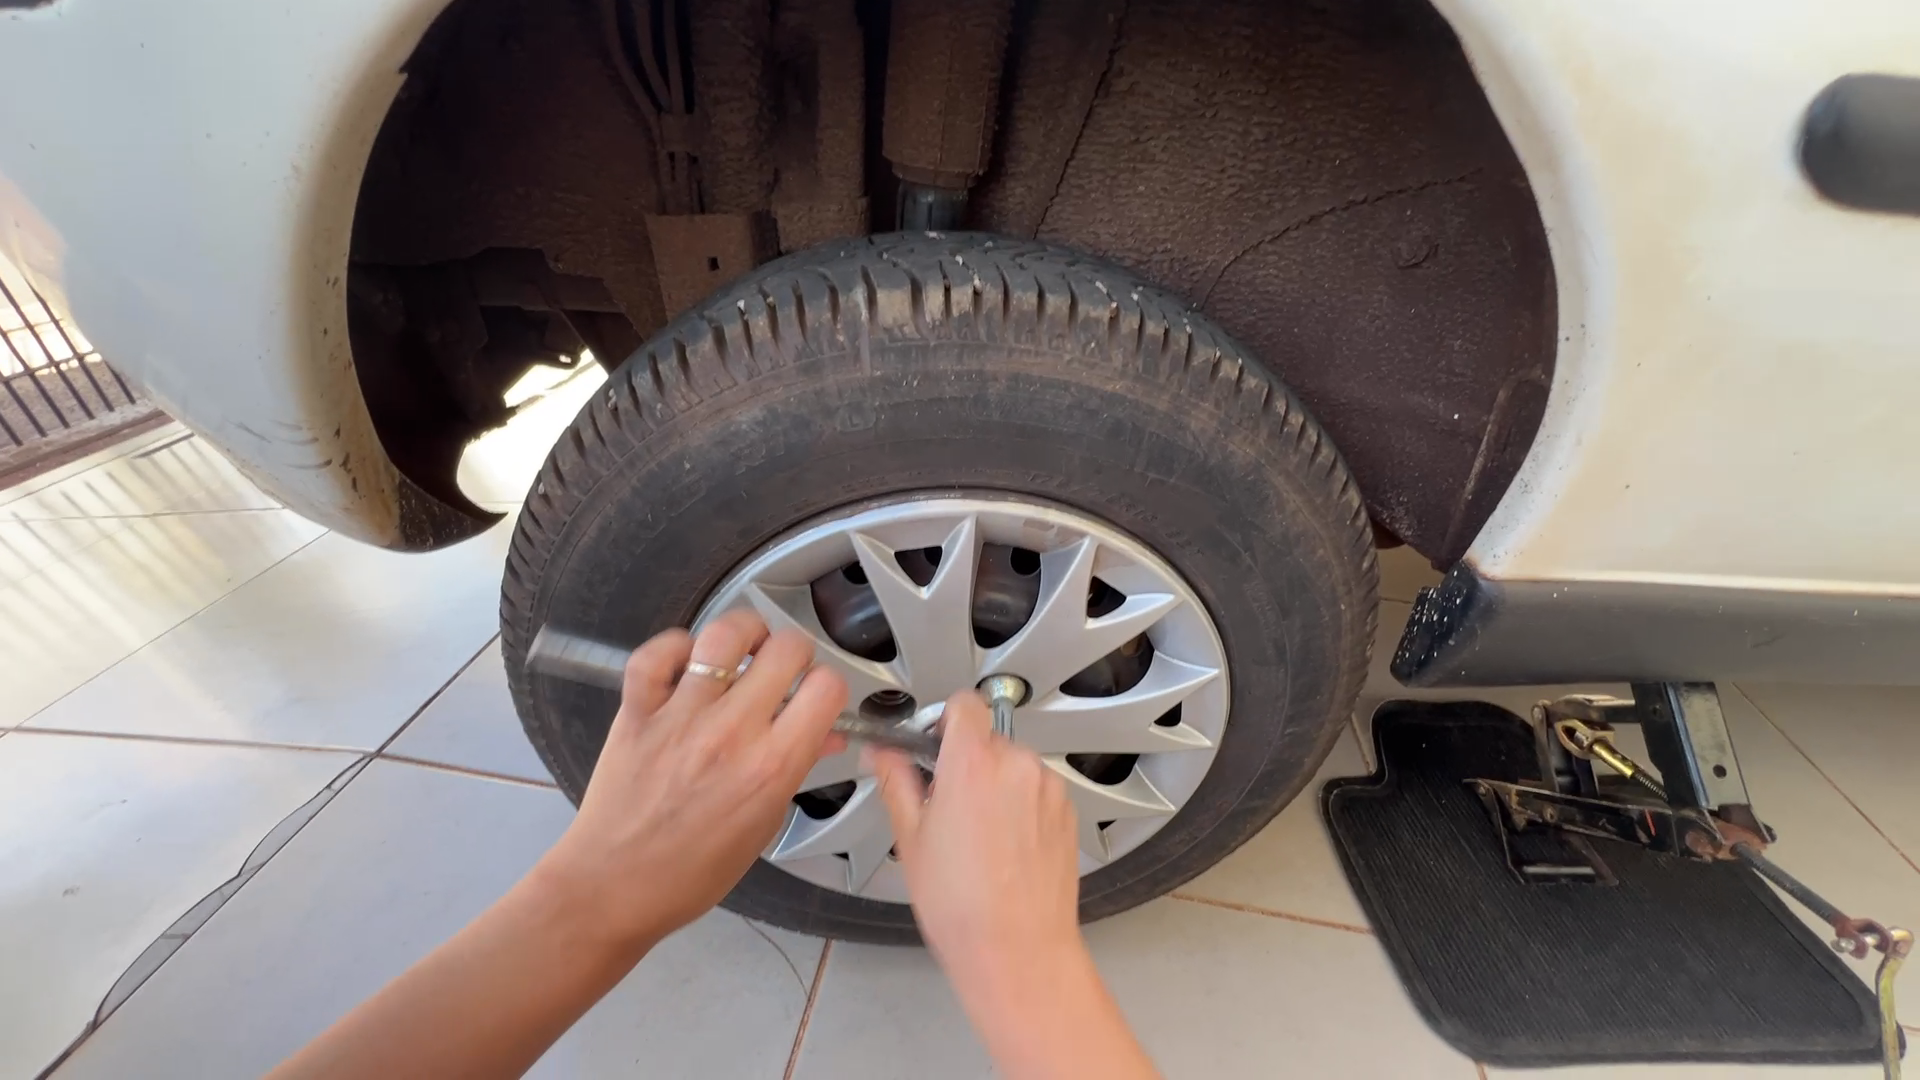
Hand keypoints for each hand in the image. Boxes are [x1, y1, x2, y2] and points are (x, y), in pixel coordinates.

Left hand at [536, 611, 848, 948]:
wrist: (612, 889)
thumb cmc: (698, 868)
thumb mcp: (765, 823)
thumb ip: (799, 767)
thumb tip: (828, 732)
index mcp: (772, 766)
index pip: (827, 688)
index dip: (829, 684)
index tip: (815, 696)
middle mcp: (732, 732)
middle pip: (786, 649)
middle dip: (795, 653)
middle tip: (783, 671)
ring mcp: (681, 717)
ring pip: (724, 636)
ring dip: (745, 634)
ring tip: (743, 651)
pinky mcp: (636, 711)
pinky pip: (656, 654)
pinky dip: (675, 646)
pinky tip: (688, 662)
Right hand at [869, 691, 1082, 989]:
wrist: (1020, 953)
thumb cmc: (964, 906)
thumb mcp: (911, 838)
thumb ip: (897, 780)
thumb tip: (883, 753)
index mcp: (973, 763)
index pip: (962, 704)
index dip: (942, 719)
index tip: (932, 743)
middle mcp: (1016, 764)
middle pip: (985, 737)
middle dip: (965, 762)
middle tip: (948, 805)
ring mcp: (1046, 786)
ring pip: (1012, 764)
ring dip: (995, 783)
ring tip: (980, 835)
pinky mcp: (1066, 808)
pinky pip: (1036, 788)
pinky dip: (1021, 804)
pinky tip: (1006, 845)